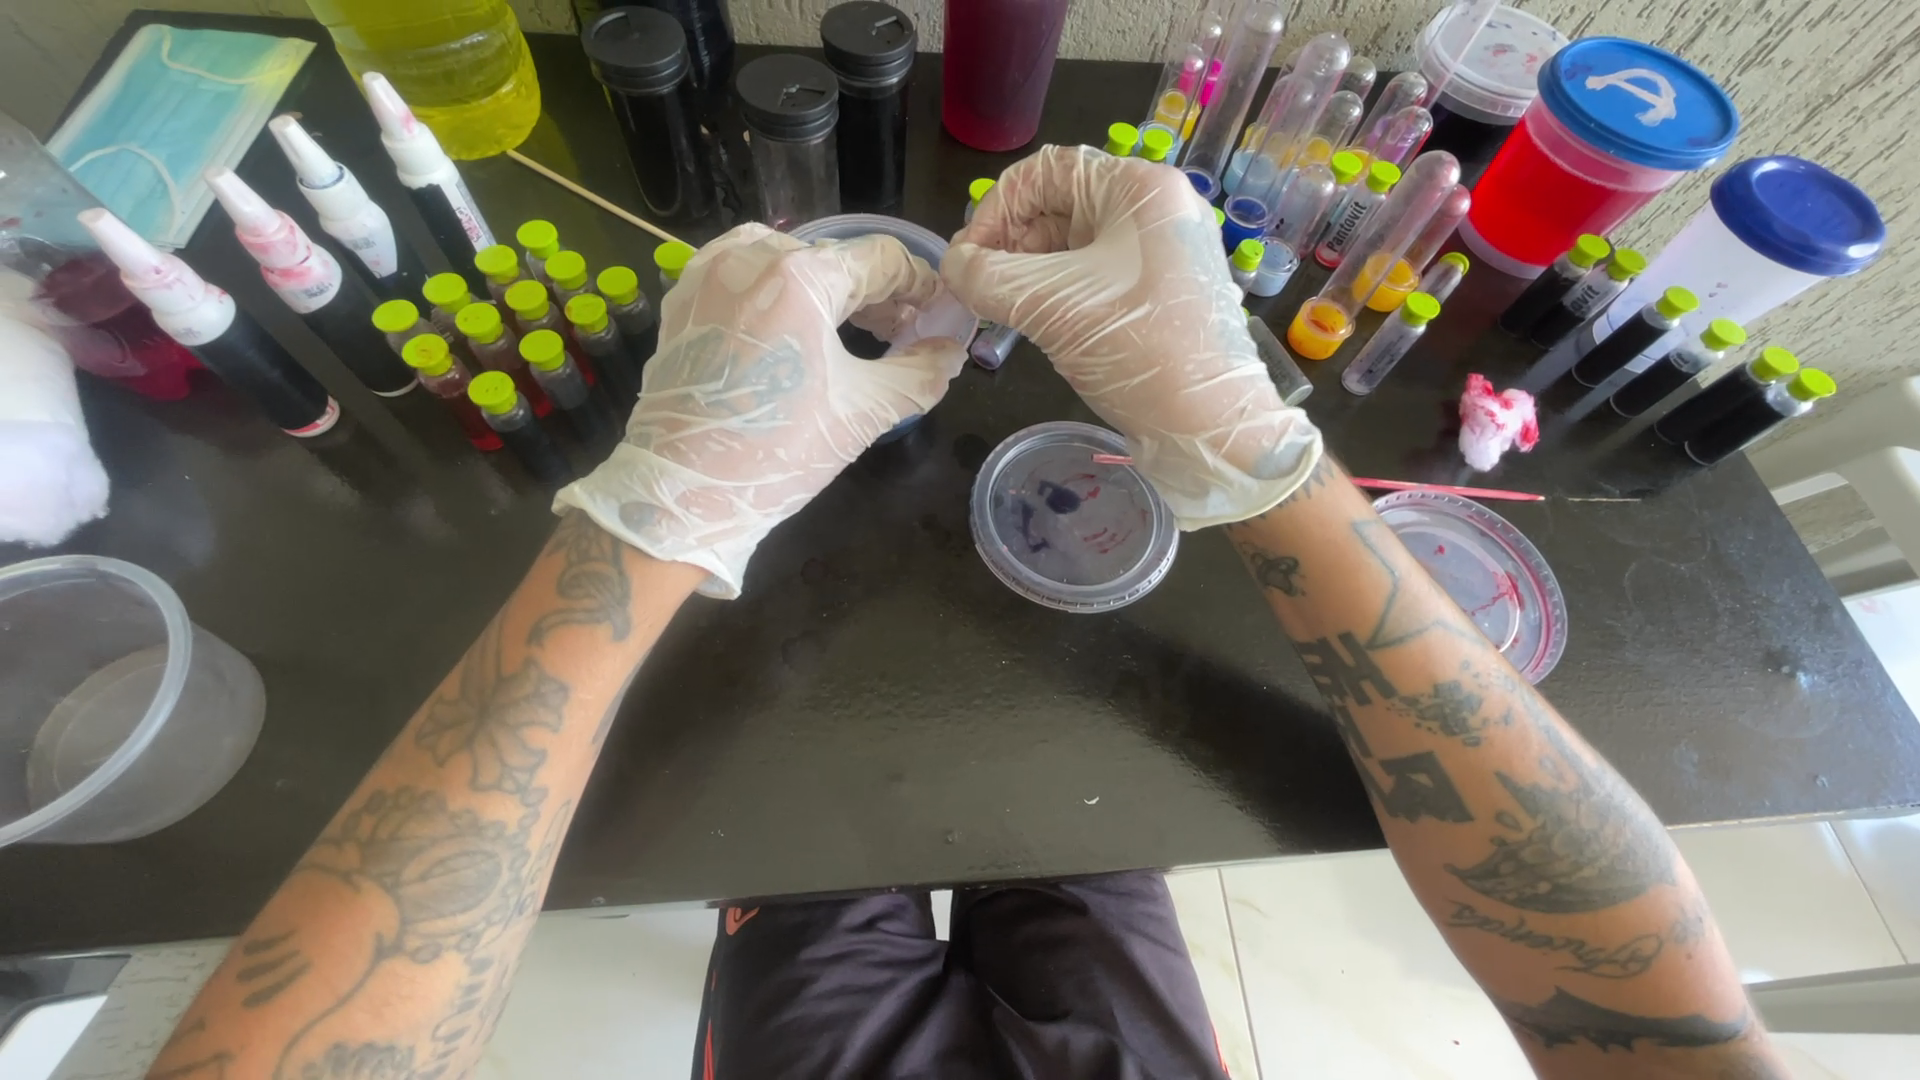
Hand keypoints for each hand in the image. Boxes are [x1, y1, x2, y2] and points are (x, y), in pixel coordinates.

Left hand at [556, 224, 967, 597]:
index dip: (921, 285)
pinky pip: (743, 270)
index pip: (882, 260)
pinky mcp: (683, 299)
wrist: (685, 492)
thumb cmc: (780, 452)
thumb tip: (951, 351)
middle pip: (837, 257)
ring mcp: (709, 274)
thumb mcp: (864, 414)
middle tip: (901, 333)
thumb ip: (920, 373)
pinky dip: (779, 287)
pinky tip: (792, 324)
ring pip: (789, 258)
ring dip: (829, 286)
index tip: (937, 313)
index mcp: (802, 279)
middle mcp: (752, 258)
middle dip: (878, 293)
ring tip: (848, 328)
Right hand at [943, 144, 1321, 527]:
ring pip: (1076, 244)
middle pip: (1060, 205)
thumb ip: (987, 278)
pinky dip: (1059, 292)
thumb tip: (952, 266)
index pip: (1046, 172)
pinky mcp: (1160, 292)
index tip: (967, 258)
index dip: (995, 209)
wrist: (1210, 425)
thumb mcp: (1051, 307)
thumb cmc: (1136, 349)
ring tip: (1002, 308)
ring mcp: (1162, 252)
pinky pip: (1095, 276)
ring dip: (1030, 271)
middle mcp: (1155, 208)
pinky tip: (1037, 320)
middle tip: (980, 288)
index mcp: (1139, 188)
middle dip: (1011, 243)